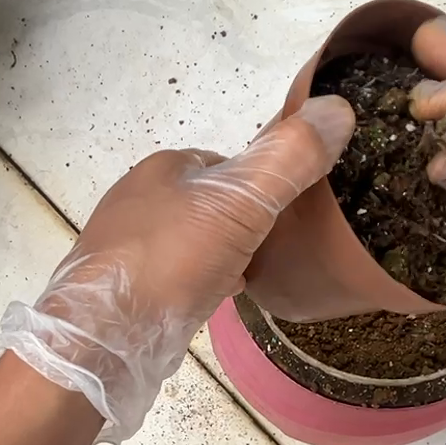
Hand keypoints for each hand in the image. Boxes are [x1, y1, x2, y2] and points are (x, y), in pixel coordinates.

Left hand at [0, 96, 354, 442]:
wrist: (105, 336)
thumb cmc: (172, 260)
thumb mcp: (241, 201)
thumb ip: (289, 160)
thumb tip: (340, 108)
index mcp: (164, 168)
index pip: (226, 165)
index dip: (261, 187)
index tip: (287, 216)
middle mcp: (137, 202)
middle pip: (207, 206)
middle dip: (239, 226)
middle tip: (269, 253)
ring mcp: (125, 249)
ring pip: (189, 245)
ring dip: (219, 259)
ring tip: (244, 281)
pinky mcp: (122, 292)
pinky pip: (171, 280)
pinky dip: (195, 288)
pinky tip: (211, 305)